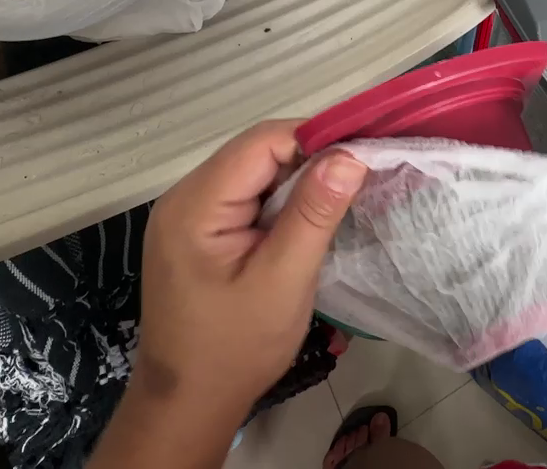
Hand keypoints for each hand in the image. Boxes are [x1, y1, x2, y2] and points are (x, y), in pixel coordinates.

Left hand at [133, 119, 365, 419]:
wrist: (189, 407)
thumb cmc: (236, 348)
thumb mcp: (283, 281)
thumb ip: (315, 213)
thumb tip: (351, 154)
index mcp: (195, 205)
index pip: (263, 142)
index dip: (315, 140)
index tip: (361, 158)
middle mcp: (186, 196)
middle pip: (259, 150)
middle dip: (311, 158)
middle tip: (356, 181)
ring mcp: (191, 212)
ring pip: (258, 168)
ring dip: (300, 178)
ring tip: (338, 199)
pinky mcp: (202, 228)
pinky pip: (250, 191)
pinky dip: (284, 197)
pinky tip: (307, 218)